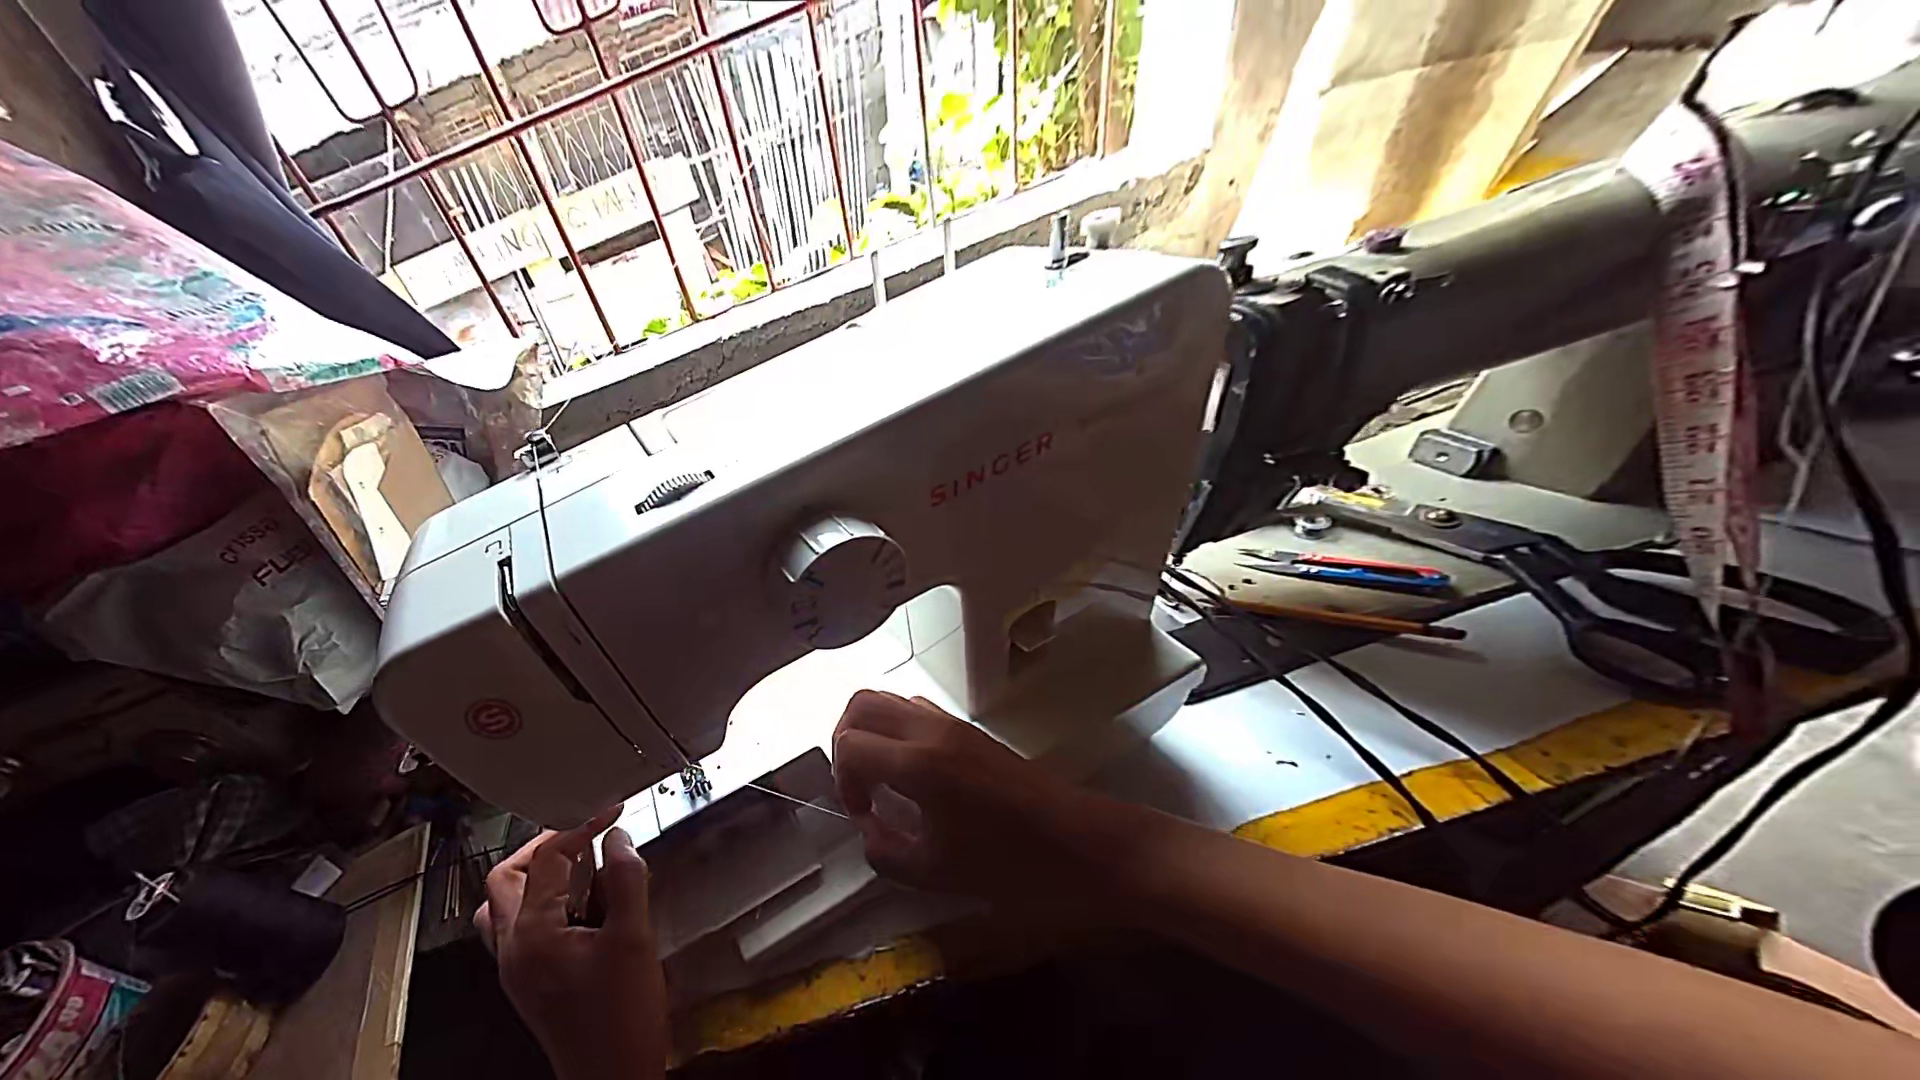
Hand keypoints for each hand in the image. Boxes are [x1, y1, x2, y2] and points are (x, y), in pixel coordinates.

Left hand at [474, 809, 666, 1079]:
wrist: (613, 1073)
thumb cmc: (623, 1013)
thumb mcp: (634, 938)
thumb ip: (626, 880)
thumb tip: (617, 839)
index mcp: (533, 937)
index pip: (548, 862)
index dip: (581, 828)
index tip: (611, 813)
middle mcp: (513, 950)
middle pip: (505, 879)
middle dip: (544, 846)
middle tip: (583, 831)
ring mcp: (516, 967)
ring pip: (504, 904)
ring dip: (536, 874)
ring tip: (579, 860)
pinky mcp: (530, 978)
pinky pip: (520, 925)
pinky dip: (543, 900)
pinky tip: (581, 900)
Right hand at [830, 690, 1132, 913]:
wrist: (1083, 844)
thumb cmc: (1012, 865)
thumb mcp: (935, 874)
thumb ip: (885, 850)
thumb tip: (869, 828)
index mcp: (919, 763)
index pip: (850, 743)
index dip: (842, 781)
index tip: (864, 814)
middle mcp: (932, 730)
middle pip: (862, 703)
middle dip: (844, 740)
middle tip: (858, 786)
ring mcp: (955, 724)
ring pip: (891, 699)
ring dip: (872, 731)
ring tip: (883, 780)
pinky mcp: (973, 730)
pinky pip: (919, 711)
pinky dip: (899, 730)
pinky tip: (915, 775)